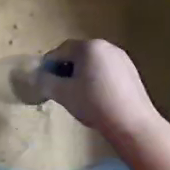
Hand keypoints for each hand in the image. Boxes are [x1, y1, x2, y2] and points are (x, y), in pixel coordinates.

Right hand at [36, 39, 165, 142]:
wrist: (132, 122)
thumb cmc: (94, 104)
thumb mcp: (63, 94)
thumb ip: (46, 82)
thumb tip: (38, 77)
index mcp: (89, 47)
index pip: (61, 50)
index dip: (49, 64)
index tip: (44, 81)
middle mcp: (106, 46)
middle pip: (78, 54)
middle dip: (66, 69)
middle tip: (60, 88)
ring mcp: (121, 58)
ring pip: (93, 62)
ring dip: (82, 74)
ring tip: (78, 95)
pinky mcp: (131, 71)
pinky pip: (107, 70)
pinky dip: (97, 79)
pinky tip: (97, 97)